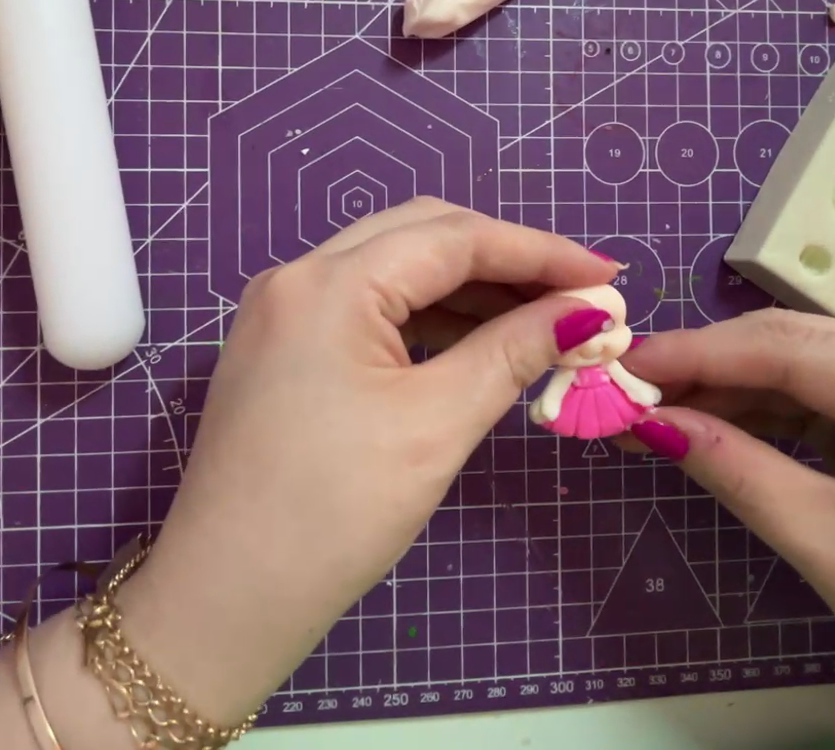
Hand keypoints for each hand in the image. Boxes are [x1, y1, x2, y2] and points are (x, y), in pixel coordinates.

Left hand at [121, 198, 619, 722]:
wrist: (226, 598)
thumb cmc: (334, 514)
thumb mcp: (435, 424)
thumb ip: (514, 350)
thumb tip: (590, 310)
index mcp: (328, 281)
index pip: (453, 237)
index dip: (539, 251)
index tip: (609, 274)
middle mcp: (299, 274)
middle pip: (422, 236)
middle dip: (506, 259)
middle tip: (579, 295)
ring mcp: (284, 307)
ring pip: (395, 267)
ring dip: (470, 287)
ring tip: (543, 318)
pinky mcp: (284, 342)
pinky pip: (368, 304)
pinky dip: (428, 315)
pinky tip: (477, 337)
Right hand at [621, 311, 834, 749]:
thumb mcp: (829, 547)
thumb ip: (735, 469)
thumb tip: (646, 419)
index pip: (794, 350)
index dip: (699, 352)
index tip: (623, 367)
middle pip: (791, 342)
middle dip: (702, 363)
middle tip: (625, 389)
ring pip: (793, 357)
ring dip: (720, 382)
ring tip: (650, 410)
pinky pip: (811, 384)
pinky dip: (751, 402)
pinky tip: (700, 418)